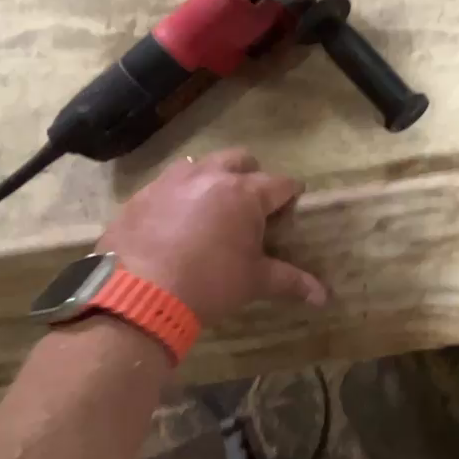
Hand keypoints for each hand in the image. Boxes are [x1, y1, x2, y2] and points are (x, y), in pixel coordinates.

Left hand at [98, 148, 327, 324]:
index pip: (281, 183)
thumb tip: (324, 297)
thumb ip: (291, 281)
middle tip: (251, 205)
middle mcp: (209, 177)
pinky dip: (178, 195)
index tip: (291, 207)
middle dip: (251, 175)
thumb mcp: (254, 282)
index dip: (290, 195)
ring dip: (212, 179)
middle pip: (240, 160)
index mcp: (245, 193)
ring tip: (211, 208)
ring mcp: (170, 183)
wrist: (134, 298)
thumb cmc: (208, 285)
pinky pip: (166, 184)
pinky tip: (175, 222)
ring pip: (200, 165)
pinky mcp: (139, 196)